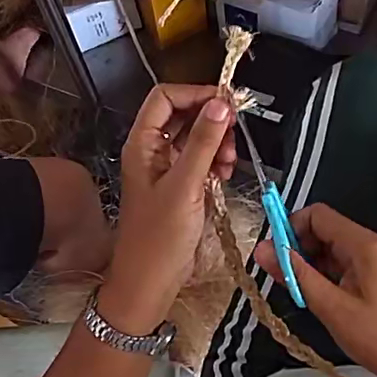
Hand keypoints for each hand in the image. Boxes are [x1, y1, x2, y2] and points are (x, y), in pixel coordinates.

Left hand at [100, 85, 238, 332]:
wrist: (150, 282)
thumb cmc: (160, 237)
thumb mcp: (185, 186)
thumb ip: (203, 143)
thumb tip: (221, 104)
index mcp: (142, 144)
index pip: (166, 98)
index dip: (196, 94)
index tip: (227, 103)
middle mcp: (152, 151)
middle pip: (183, 115)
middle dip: (211, 120)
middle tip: (234, 134)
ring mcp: (166, 168)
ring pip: (194, 137)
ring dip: (217, 142)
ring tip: (230, 162)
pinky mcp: (180, 186)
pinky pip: (200, 160)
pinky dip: (215, 161)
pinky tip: (225, 175)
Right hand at [255, 204, 376, 376]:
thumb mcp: (330, 307)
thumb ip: (295, 274)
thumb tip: (263, 249)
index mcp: (365, 246)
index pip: (318, 215)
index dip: (290, 229)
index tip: (275, 255)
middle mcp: (375, 244)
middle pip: (326, 229)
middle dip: (299, 248)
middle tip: (283, 276)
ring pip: (334, 247)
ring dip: (312, 262)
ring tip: (300, 291)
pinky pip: (346, 261)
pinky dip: (327, 272)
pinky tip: (319, 295)